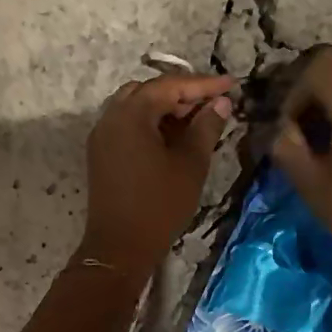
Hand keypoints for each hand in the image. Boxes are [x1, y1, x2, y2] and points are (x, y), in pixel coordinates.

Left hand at [78, 72, 235, 276]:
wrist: (119, 247)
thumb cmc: (159, 205)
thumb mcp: (190, 164)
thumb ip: (205, 128)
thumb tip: (220, 103)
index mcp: (130, 115)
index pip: (169, 86)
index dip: (202, 84)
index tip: (231, 85)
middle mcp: (110, 118)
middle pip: (147, 91)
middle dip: (180, 94)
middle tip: (210, 105)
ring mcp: (101, 137)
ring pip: (133, 108)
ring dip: (163, 109)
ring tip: (194, 121)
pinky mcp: (100, 154)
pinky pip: (125, 126)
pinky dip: (148, 124)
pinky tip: (171, 138)